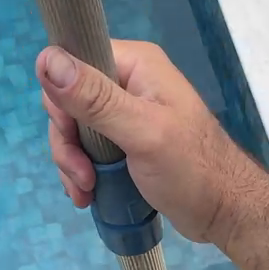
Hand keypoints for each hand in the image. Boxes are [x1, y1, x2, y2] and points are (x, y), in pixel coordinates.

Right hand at [37, 40, 266, 245]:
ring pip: (75, 131)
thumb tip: (45, 58)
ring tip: (86, 193)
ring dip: (73, 165)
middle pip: (68, 103)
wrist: (223, 211)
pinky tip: (89, 195)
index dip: (61, 101)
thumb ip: (94, 99)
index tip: (70, 136)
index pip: (73, 64)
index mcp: (135, 64)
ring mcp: (126, 115)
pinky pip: (88, 151)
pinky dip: (82, 174)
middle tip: (82, 177)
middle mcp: (128, 82)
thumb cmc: (191, 170)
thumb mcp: (142, 132)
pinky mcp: (125, 144)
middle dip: (67, 144)